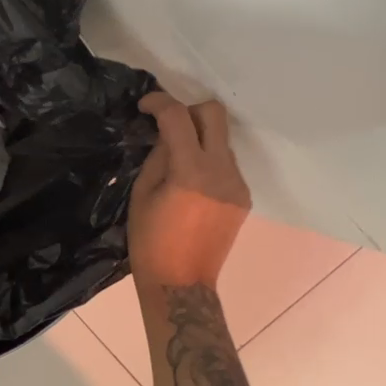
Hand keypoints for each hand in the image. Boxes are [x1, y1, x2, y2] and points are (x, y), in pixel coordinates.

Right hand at [128, 92, 255, 385]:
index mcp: (190, 171)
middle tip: (165, 124)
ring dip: (197, 138)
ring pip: (220, 140)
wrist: (181, 282)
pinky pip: (225, 163)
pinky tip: (188, 183)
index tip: (144, 105)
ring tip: (173, 160)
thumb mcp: (141, 194)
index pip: (179, 118)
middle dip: (188, 110)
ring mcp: (238, 184)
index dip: (159, 102)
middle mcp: (221, 171)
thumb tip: (165, 134)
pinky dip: (205, 160)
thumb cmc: (149, 241)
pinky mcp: (243, 196)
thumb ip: (157, 158)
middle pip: (214, 115)